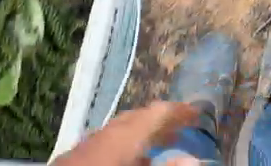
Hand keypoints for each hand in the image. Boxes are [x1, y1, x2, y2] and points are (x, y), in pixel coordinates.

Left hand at [53, 102, 199, 165]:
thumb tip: (194, 158)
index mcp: (121, 137)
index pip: (155, 113)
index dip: (179, 111)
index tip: (199, 111)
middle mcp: (103, 135)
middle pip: (137, 119)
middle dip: (161, 121)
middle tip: (185, 127)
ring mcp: (84, 148)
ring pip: (119, 133)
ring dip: (143, 136)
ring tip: (163, 145)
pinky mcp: (72, 162)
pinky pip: (105, 147)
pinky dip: (125, 149)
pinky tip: (131, 162)